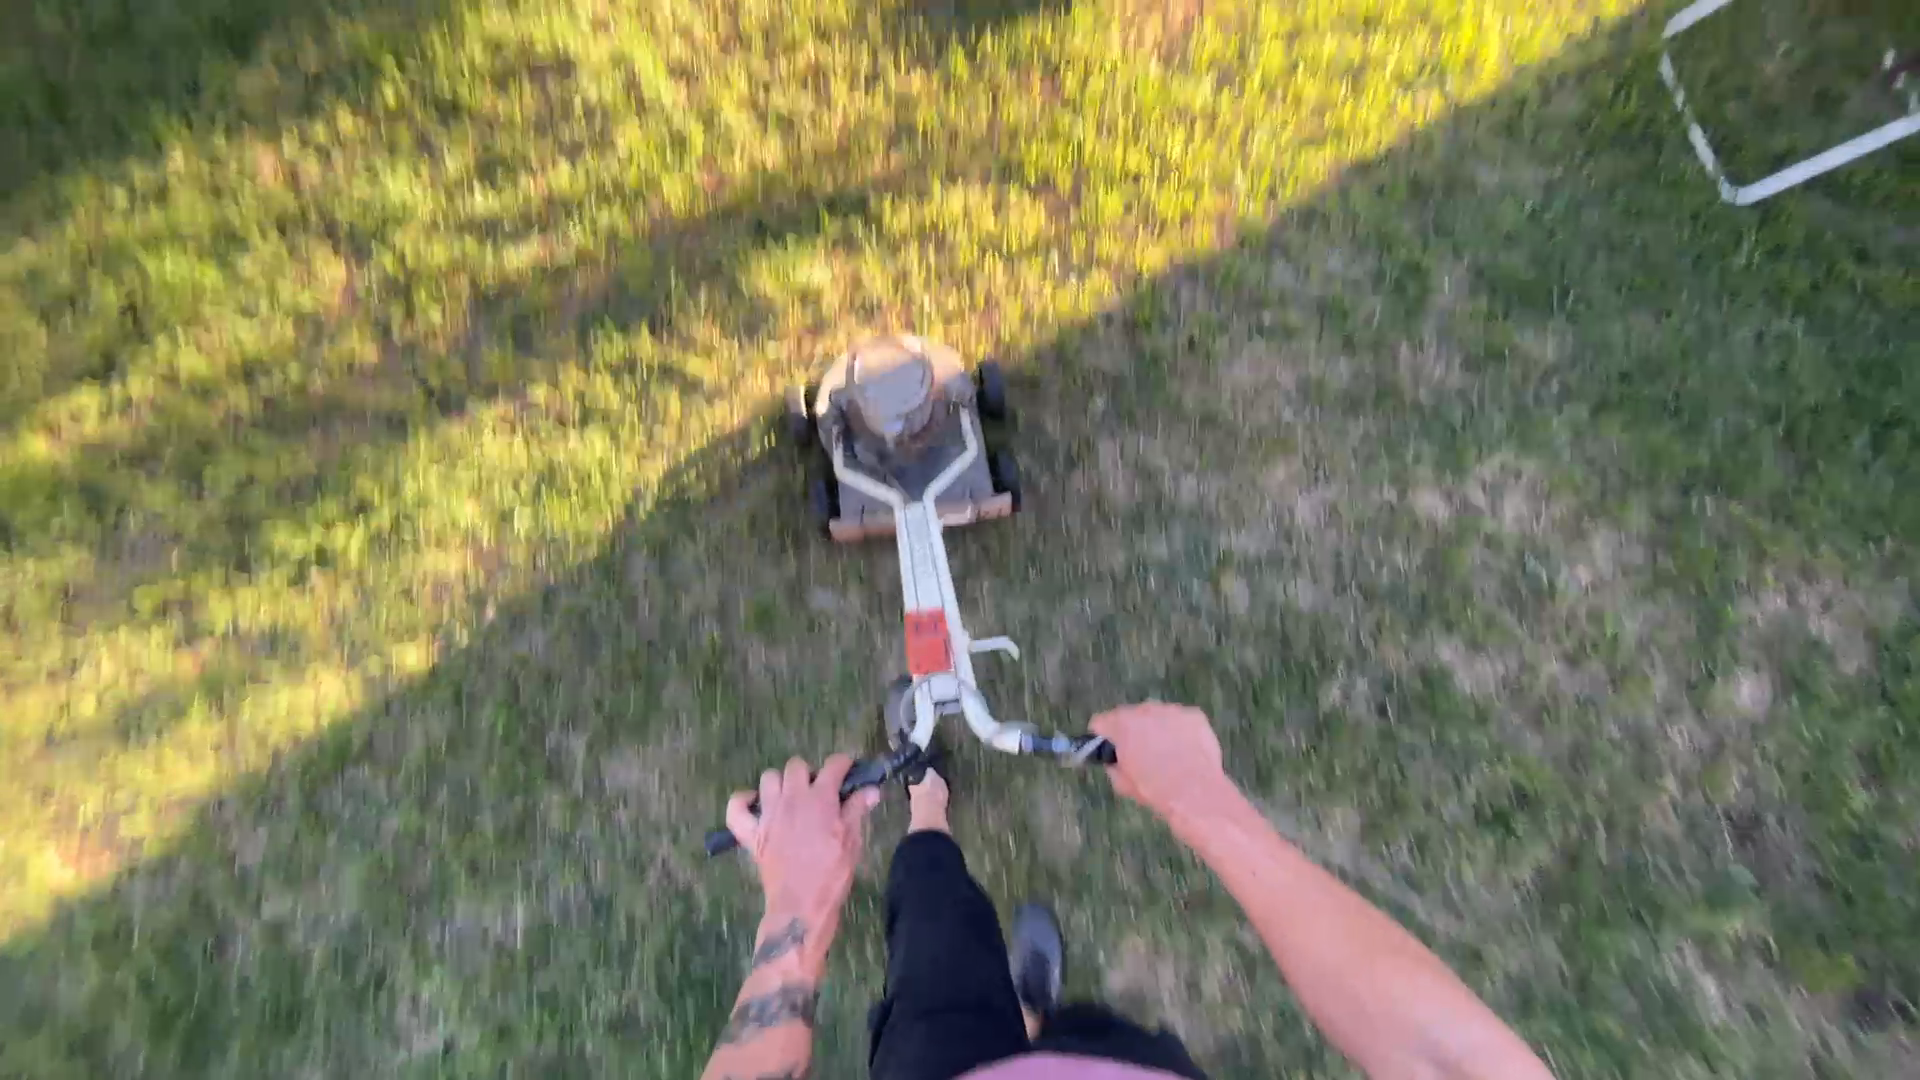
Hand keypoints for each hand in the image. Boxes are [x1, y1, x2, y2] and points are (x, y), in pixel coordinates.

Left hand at [725, 755, 880, 950]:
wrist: (802, 907)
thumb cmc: (832, 874)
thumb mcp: (852, 840)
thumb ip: (858, 809)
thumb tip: (871, 789)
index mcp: (820, 798)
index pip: (833, 764)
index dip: (844, 764)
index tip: (848, 771)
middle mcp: (792, 798)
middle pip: (796, 766)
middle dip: (809, 773)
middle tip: (819, 792)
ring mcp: (768, 814)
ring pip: (768, 778)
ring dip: (780, 784)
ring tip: (791, 798)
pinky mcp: (751, 833)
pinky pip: (736, 809)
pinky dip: (742, 802)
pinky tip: (755, 805)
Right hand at [1089, 702, 1232, 820]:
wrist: (1196, 794)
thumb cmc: (1155, 791)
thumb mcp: (1122, 784)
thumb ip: (1114, 765)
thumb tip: (1117, 760)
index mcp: (1121, 724)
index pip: (1100, 722)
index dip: (1102, 736)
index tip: (1109, 748)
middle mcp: (1144, 710)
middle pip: (1130, 715)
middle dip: (1132, 730)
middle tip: (1142, 753)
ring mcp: (1171, 710)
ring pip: (1157, 715)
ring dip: (1157, 728)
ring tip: (1168, 753)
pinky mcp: (1194, 715)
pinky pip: (1181, 719)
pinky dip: (1181, 730)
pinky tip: (1187, 750)